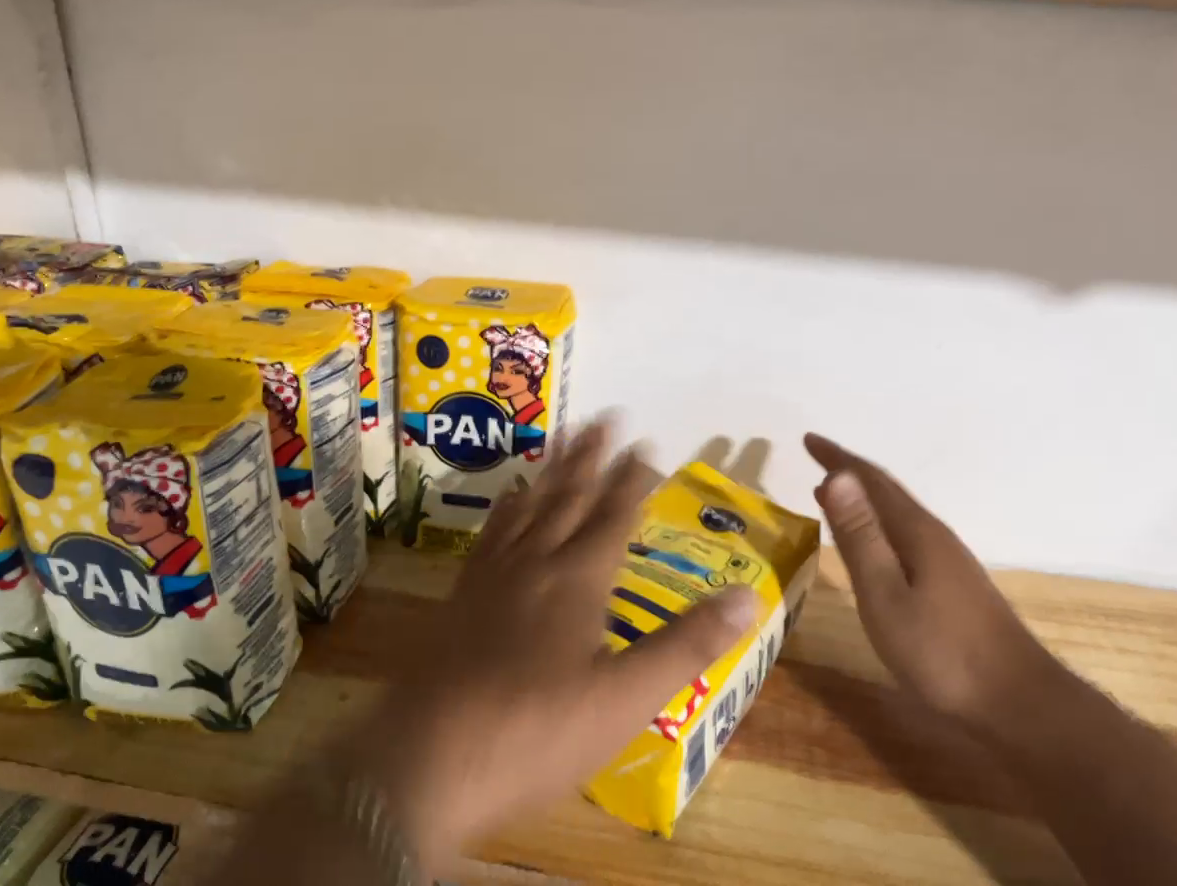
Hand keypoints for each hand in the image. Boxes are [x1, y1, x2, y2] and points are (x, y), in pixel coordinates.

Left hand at [352, 422, 758, 872]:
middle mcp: (534, 564)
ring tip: (561, 440)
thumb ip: (685, 646)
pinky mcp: (461, 597)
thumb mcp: (625, 699)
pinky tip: (508, 502)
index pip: (612, 517)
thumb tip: (747, 597)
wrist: (430, 759)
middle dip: (590, 458)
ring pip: (527, 508)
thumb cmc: (537, 732)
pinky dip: (507, 509)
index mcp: (577, 581)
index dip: (631, 480)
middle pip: (567, 498)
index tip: (645, 445)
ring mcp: (491, 578)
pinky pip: (491, 534)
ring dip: (550, 472)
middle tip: (604, 417)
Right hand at [803, 433, 1071, 735]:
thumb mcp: (885, 595)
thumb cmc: (941, 652)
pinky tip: (874, 546)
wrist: (1018, 703)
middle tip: (815, 461)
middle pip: (887, 492)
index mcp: (915, 531)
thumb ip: (860, 537)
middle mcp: (933, 536)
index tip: (807, 440)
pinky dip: (879, 525)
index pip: (871, 481)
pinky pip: (906, 536)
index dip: (837, 459)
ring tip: (832, 496)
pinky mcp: (953, 585)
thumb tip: (838, 476)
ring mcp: (948, 561)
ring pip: (898, 514)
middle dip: (850, 473)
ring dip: (864, 499)